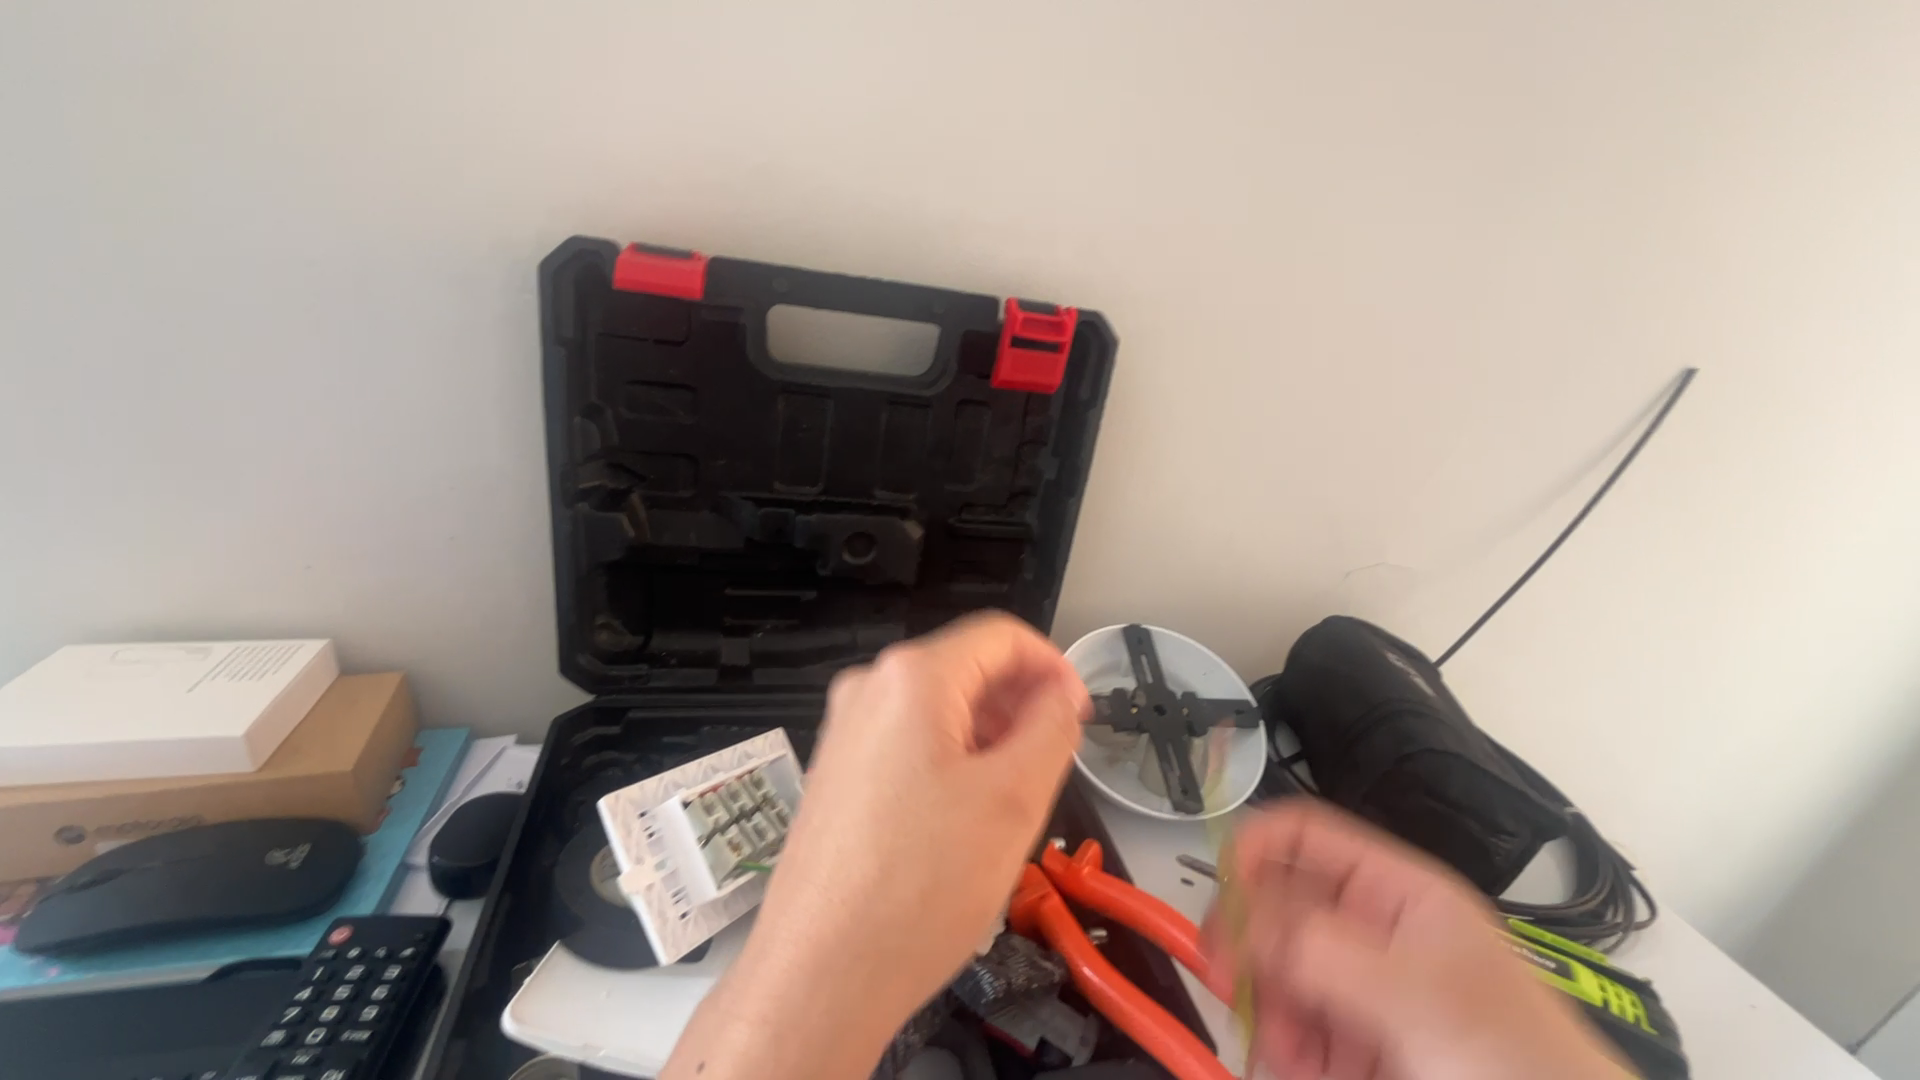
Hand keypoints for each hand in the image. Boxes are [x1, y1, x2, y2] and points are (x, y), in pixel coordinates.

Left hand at [663, 612, 1090, 1079]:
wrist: (819, 974)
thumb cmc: (915, 890)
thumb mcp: (1014, 799)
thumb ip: (1052, 728)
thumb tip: (1061, 697)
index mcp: (910, 678)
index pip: (1000, 636)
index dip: (1052, 666)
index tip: (1079, 710)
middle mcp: (868, 691)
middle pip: (966, 668)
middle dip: (1020, 702)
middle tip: (1055, 755)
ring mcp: (846, 732)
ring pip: (940, 708)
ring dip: (989, 734)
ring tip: (1015, 793)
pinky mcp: (839, 772)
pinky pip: (910, 742)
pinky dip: (953, 759)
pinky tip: (969, 813)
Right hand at [1205, 799, 1630, 1079]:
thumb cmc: (1527, 1065)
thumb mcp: (1423, 995)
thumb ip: (1325, 951)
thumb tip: (1247, 922)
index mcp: (1394, 893)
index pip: (1305, 837)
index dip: (1257, 846)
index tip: (1223, 883)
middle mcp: (1366, 932)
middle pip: (1274, 904)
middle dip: (1248, 938)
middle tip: (1224, 969)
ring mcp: (1353, 988)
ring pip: (1272, 969)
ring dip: (1262, 1000)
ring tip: (1279, 1041)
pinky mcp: (1346, 1041)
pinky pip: (1285, 1024)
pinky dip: (1277, 1043)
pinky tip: (1295, 1061)